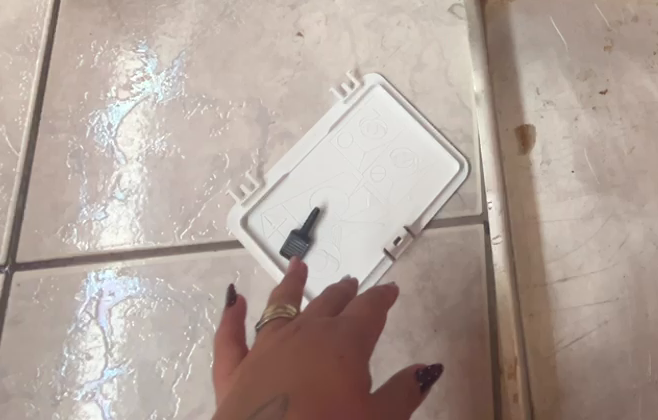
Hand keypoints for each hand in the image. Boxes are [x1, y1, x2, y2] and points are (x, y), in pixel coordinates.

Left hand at [211, 258, 442, 419]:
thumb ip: (404, 393)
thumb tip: (428, 367)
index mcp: (345, 342)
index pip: (370, 309)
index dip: (382, 298)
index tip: (391, 290)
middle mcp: (307, 334)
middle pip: (329, 303)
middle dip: (343, 292)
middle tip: (351, 283)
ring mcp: (266, 350)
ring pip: (281, 307)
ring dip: (291, 286)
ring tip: (298, 265)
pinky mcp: (234, 373)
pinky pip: (230, 339)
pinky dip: (230, 318)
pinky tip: (233, 300)